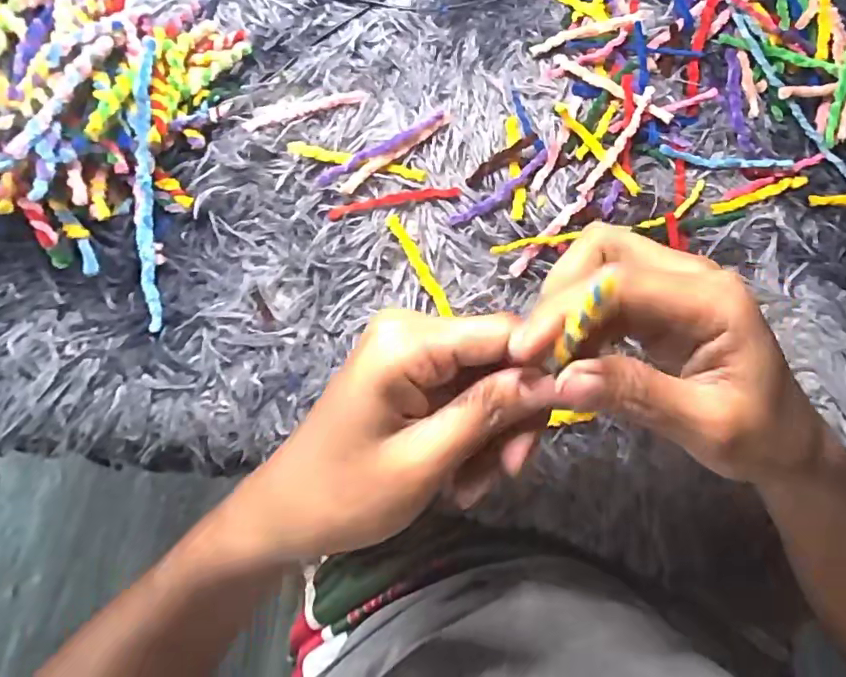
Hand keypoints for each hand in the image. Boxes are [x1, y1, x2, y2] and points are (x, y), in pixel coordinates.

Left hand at [225, 309, 556, 563]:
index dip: (539, 363)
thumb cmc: (344, 494)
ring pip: (489, 379)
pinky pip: (468, 392)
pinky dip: (473, 433)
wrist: (284, 516)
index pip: (501, 329)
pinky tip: (458, 477)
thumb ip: (487, 413)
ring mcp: (415, 349)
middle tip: (509, 472)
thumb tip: (552, 380)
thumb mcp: (422, 461)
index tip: (561, 414)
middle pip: (499, 356)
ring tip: (471, 487)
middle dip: (510, 414)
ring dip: (491, 433)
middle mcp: (414, 329)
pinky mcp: (416, 371)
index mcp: (407, 339)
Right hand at [509, 224, 841, 486]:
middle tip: (535, 350)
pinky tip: (570, 354)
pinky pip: (604, 290)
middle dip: (561, 293)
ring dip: (564, 303)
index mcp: (712, 297)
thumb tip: (563, 380)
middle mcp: (689, 273)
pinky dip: (577, 317)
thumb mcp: (706, 427)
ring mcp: (672, 281)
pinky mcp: (657, 299)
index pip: (620, 280)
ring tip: (548, 355)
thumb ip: (637, 396)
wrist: (789, 442)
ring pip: (598, 262)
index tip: (528, 353)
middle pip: (604, 248)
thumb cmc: (761, 438)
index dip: (566, 309)